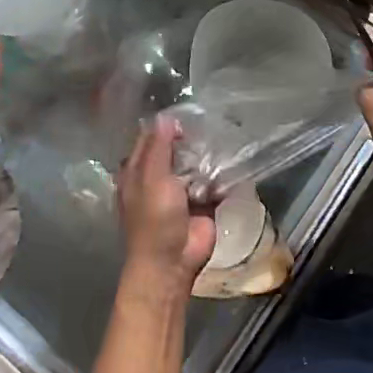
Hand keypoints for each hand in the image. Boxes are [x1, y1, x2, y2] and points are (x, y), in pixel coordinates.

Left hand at [118, 115, 215, 287]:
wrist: (173, 261)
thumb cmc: (155, 220)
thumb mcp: (152, 178)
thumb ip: (159, 147)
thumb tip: (165, 117)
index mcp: (137, 173)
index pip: (149, 140)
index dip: (164, 126)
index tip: (187, 111)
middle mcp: (158, 180)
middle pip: (175, 151)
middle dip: (191, 139)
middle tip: (213, 120)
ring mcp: (182, 192)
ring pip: (197, 165)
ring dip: (209, 155)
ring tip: (227, 136)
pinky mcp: (204, 203)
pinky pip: (215, 182)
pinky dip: (223, 174)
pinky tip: (234, 159)